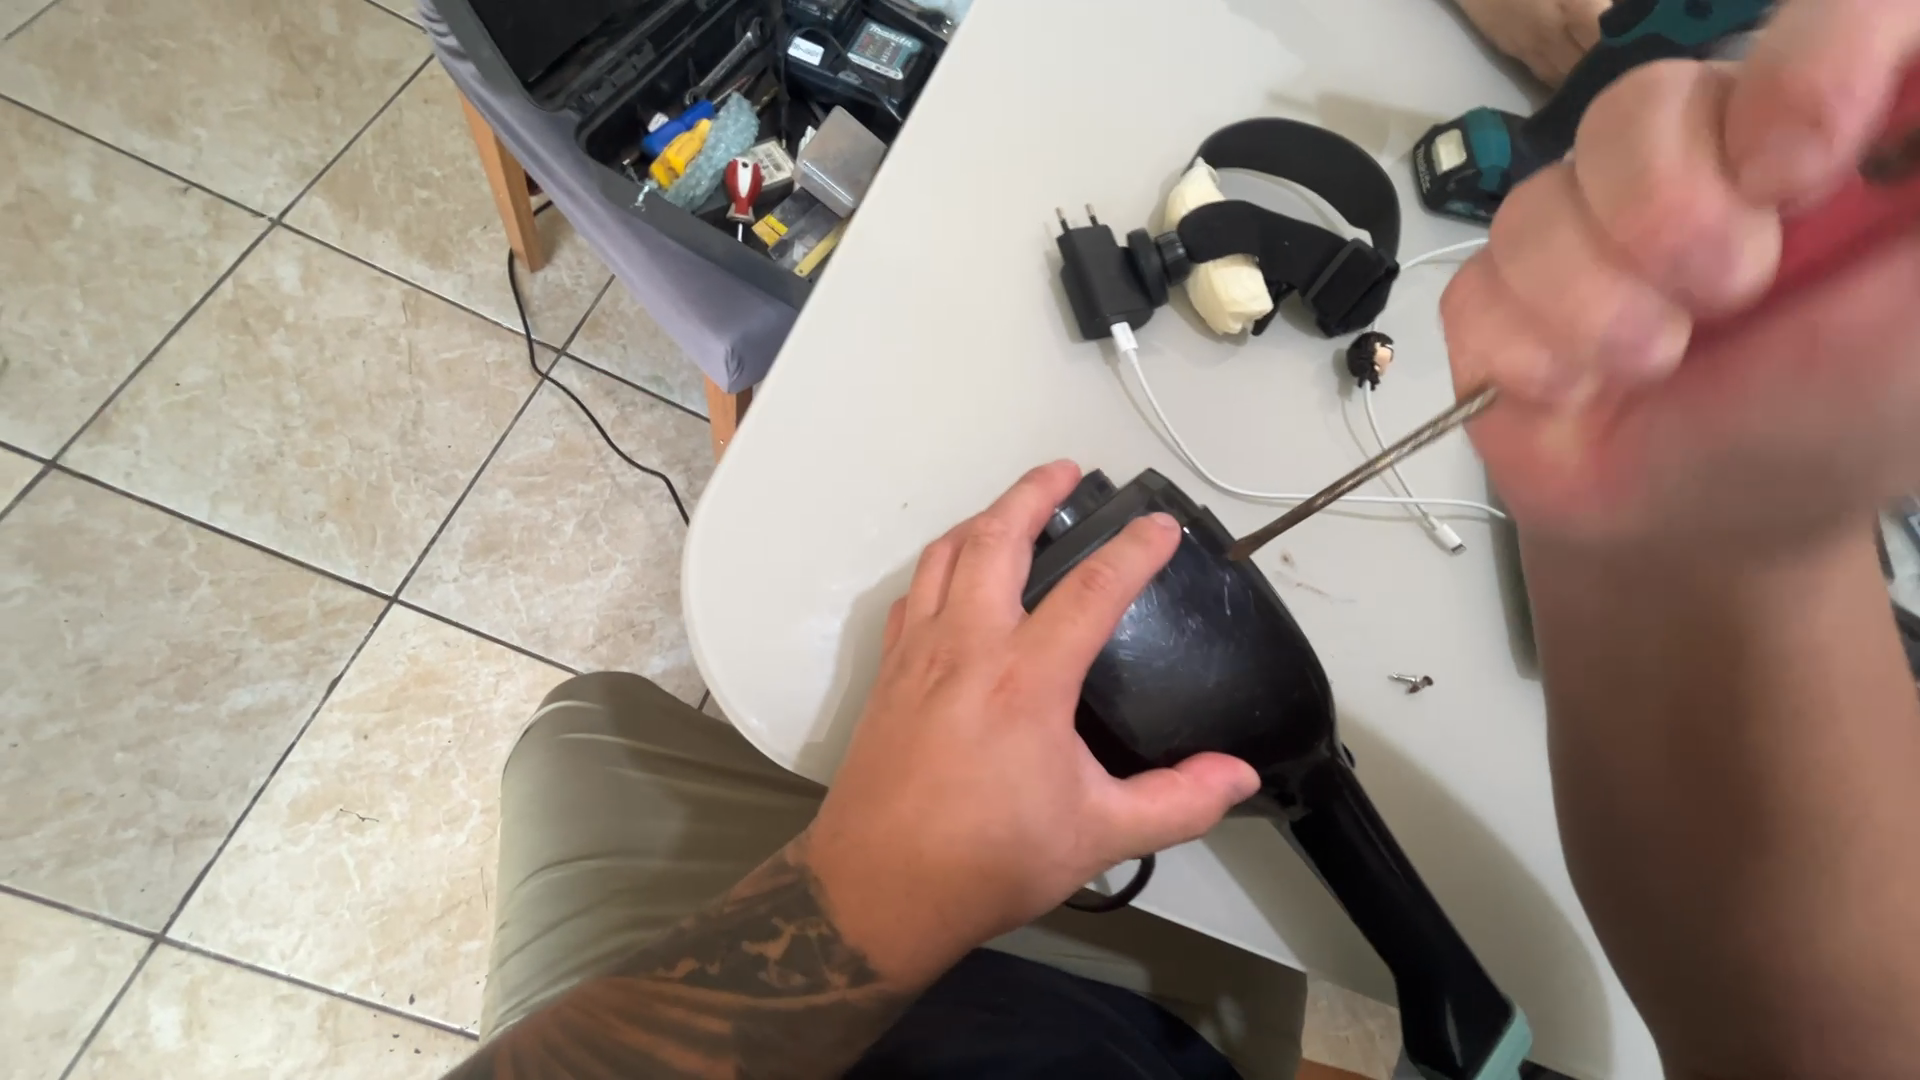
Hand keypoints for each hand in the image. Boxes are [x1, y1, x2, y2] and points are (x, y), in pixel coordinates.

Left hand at [804, 462, 1259, 983]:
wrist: (878, 886)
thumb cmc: (989, 858)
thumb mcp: (1097, 835)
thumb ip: (1177, 802)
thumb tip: (1241, 775)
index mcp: (1026, 678)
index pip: (1093, 590)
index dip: (1134, 550)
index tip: (1161, 526)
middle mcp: (968, 645)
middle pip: (998, 539)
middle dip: (1034, 493)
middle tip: (1065, 470)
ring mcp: (919, 651)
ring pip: (946, 554)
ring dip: (982, 518)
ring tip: (1012, 508)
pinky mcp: (889, 669)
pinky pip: (915, 592)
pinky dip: (941, 565)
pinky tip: (956, 575)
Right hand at [1440, 0, 1919, 551]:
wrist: (1672, 520)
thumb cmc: (1818, 424)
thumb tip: (1912, 96)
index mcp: (1813, 140)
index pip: (1821, 21)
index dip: (1800, 66)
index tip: (1794, 173)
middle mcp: (1688, 167)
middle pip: (1636, 107)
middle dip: (1664, 218)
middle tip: (1718, 300)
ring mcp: (1572, 234)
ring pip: (1535, 205)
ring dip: (1588, 306)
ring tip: (1641, 366)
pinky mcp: (1491, 297)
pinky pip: (1475, 290)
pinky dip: (1522, 351)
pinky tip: (1565, 388)